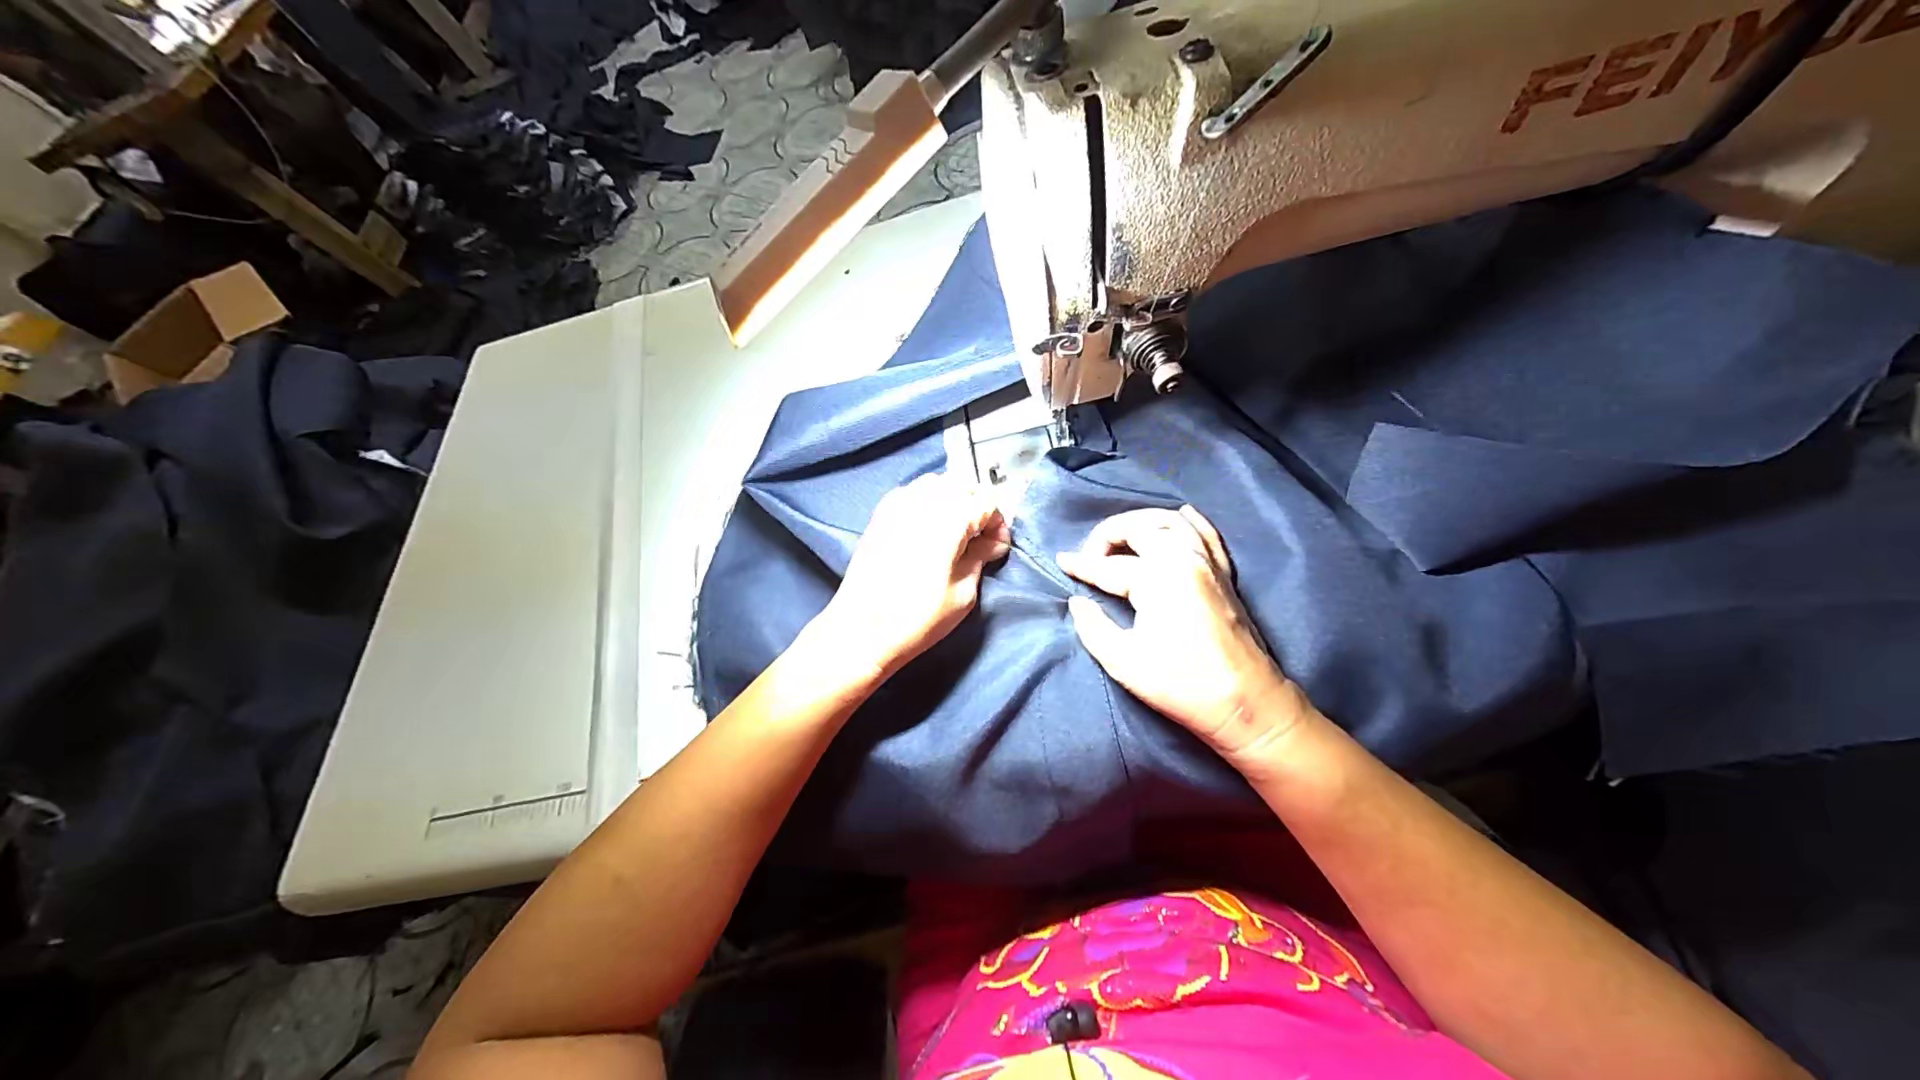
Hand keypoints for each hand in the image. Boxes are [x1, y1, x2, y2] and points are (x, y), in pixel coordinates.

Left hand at [815, 472, 1011, 682]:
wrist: (861, 630)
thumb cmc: (917, 618)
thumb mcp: (963, 593)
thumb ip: (981, 556)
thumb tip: (993, 542)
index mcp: (950, 518)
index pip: (988, 502)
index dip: (998, 524)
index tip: (997, 547)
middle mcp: (923, 500)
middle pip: (963, 485)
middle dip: (977, 507)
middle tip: (980, 540)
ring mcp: (897, 503)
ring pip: (937, 483)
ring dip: (953, 500)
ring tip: (955, 533)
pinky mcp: (880, 513)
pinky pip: (912, 492)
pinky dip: (927, 502)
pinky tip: (928, 529)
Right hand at [1056, 505, 1312, 768]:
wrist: (1246, 702)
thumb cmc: (1182, 684)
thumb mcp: (1123, 661)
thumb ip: (1093, 627)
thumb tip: (1078, 603)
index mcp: (1157, 577)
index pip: (1108, 566)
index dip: (1081, 566)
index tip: (1061, 562)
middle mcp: (1183, 559)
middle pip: (1139, 528)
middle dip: (1108, 536)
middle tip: (1091, 556)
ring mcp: (1208, 563)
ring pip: (1171, 521)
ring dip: (1142, 522)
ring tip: (1123, 538)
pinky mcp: (1224, 574)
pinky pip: (1207, 533)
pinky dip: (1189, 520)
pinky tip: (1180, 515)